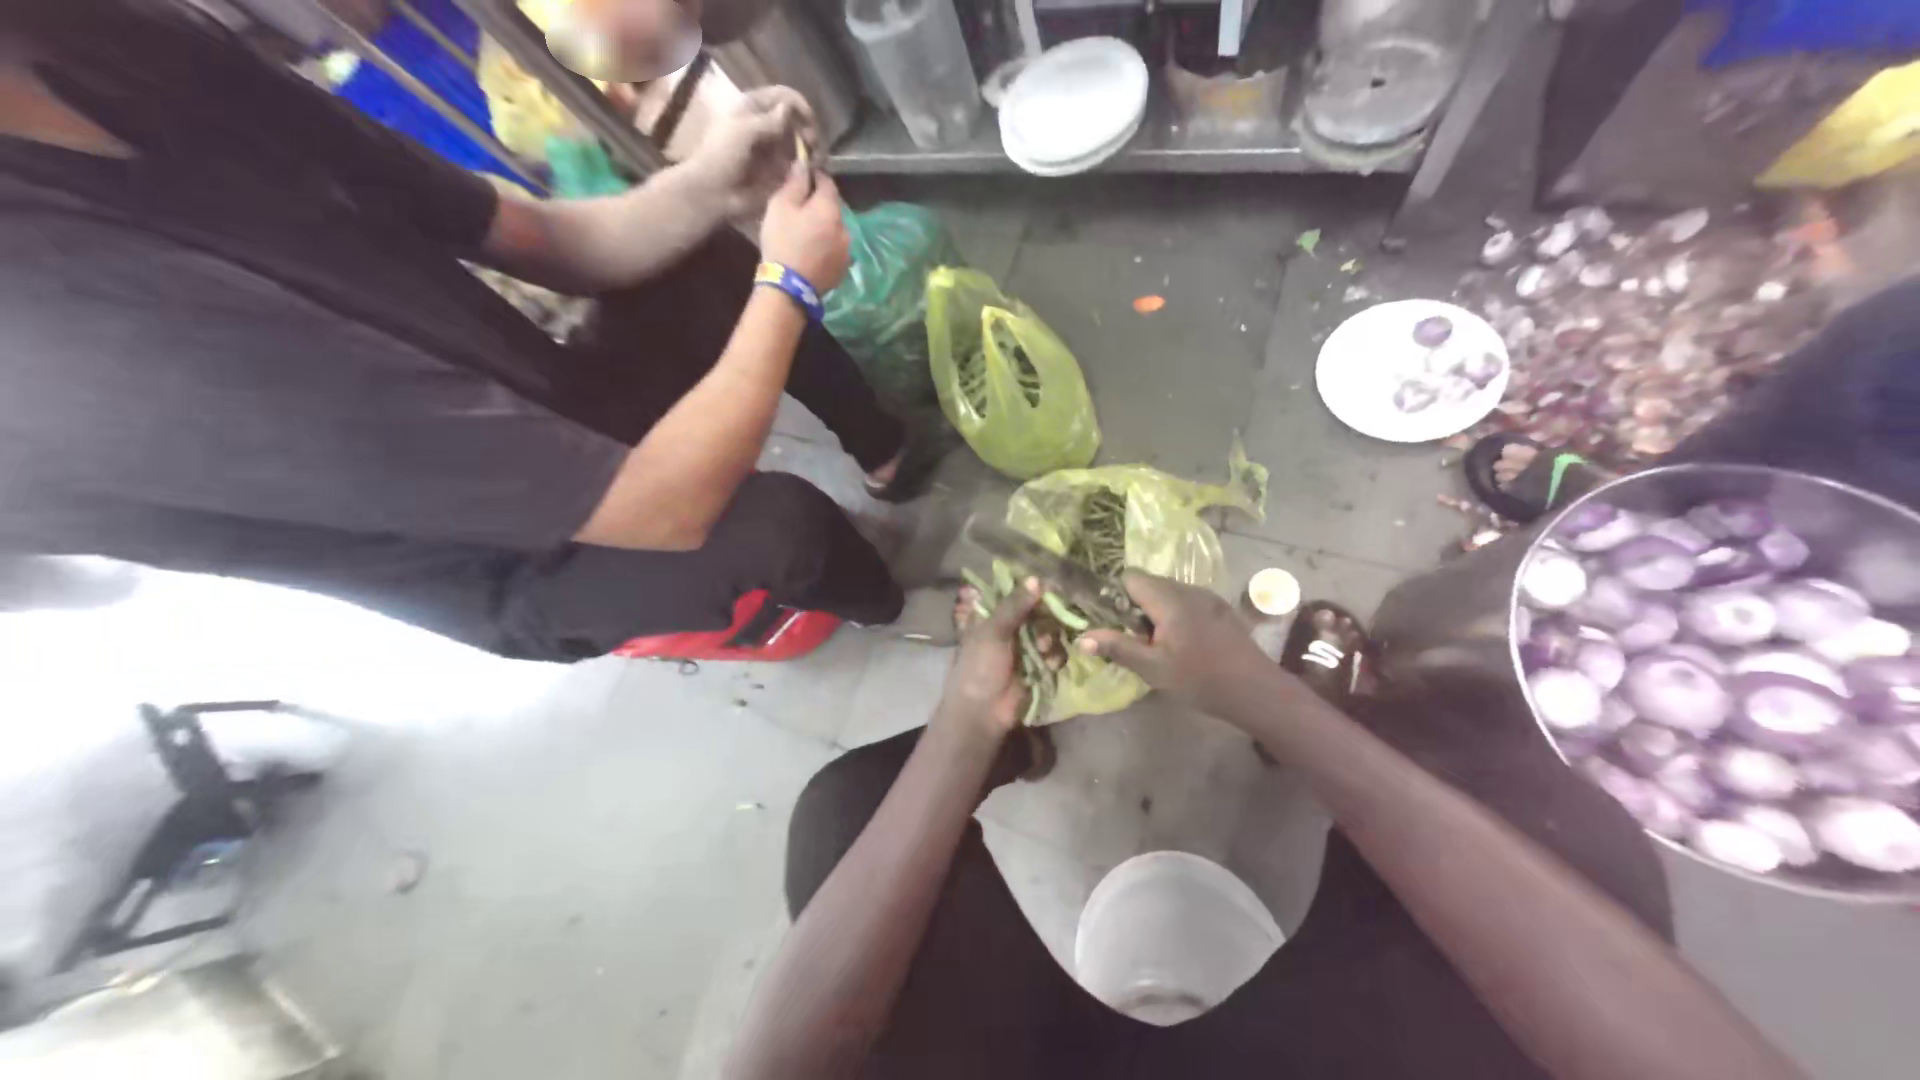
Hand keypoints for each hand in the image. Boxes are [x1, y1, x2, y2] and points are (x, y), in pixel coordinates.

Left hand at [686, 86, 818, 216]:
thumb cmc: (722, 156)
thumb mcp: (744, 131)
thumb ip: (769, 120)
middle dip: (807, 129)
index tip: (810, 123)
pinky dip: (806, 167)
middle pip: (796, 120)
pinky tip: (809, 172)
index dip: (800, 106)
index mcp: (754, 107)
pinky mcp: (779, 171)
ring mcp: (774, 149)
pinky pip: (799, 165)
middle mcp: (767, 125)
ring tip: (814, 161)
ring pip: (800, 142)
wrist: (714, 192)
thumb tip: (790, 110)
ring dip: (810, 149)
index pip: (784, 96)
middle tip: (812, 146)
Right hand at [760, 161, 849, 292]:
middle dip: (820, 206)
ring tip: (806, 235)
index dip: (815, 178)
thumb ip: (795, 183)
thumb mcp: (781, 206)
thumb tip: (804, 164)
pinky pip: (836, 249)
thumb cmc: (782, 242)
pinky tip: (813, 252)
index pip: (828, 182)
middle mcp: (845, 228)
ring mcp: (847, 251)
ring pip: (836, 230)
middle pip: (833, 208)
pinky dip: (827, 247)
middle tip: (800, 212)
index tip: (802, 180)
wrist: (788, 287)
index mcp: (830, 209)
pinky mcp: (844, 269)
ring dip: (825, 228)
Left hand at [933, 579, 1040, 741]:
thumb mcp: (993, 631)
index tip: (1051, 581)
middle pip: (1037, 611)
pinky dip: (1055, 656)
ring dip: (1050, 638)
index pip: (1013, 592)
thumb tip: (1037, 579)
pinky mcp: (1038, 666)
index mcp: (991, 615)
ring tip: (1044, 648)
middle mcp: (1009, 628)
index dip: (1031, 587)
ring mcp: (1024, 647)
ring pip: (1049, 631)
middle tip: (1052, 619)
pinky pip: (1055, 653)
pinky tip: (1051, 663)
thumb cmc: (979, 666)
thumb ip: (1015, 605)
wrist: (983, 712)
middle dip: (1046, 616)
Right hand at [1078, 572, 1278, 719]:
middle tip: (1133, 639)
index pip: (1130, 577)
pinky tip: (1183, 645)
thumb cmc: (1200, 679)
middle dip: (1135, 607)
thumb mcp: (1153, 668)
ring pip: (1169, 593)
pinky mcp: (1220, 609)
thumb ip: (1117, 648)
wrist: (1256, 691)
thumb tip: (1082, 639)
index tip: (1112, 621)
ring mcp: (1208, 597)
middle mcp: (1188, 589)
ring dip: (1156, 613)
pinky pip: (1187, 602)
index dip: (1115, 595)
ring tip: (1157, 645)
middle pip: (1149, 584)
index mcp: (1169, 599)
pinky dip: (1176, 616)